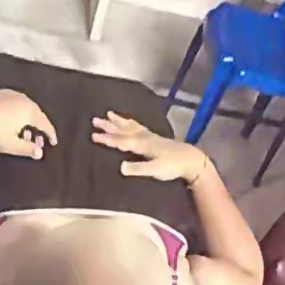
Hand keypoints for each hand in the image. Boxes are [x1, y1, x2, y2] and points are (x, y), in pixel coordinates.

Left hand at [0, 89, 56, 159]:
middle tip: (38, 142)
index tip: (53, 142)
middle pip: (36, 114)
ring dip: (28, 122)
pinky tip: (12, 124)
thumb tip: (39, 153)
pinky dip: (18, 115)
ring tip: (24, 135)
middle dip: (39, 128)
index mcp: (29, 110)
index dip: (50, 134)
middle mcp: (22, 99)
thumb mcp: (12, 145)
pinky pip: (14, 104)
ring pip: (25, 108)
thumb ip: (28, 149)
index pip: (45, 123)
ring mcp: (9, 94)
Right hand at [91, 112, 211, 182]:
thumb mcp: (154, 170)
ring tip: (109, 114)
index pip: (120, 141)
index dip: (107, 139)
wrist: (190, 160)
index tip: (94, 136)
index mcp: (141, 145)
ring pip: (130, 126)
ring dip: (118, 121)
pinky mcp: (153, 138)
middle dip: (109, 126)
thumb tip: (121, 167)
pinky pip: (137, 126)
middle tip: (95, 120)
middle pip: (123, 130)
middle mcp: (144, 137)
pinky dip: (130, 122)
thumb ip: (137, 168)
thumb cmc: (172, 166)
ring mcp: (149, 136)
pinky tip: (128, 121)